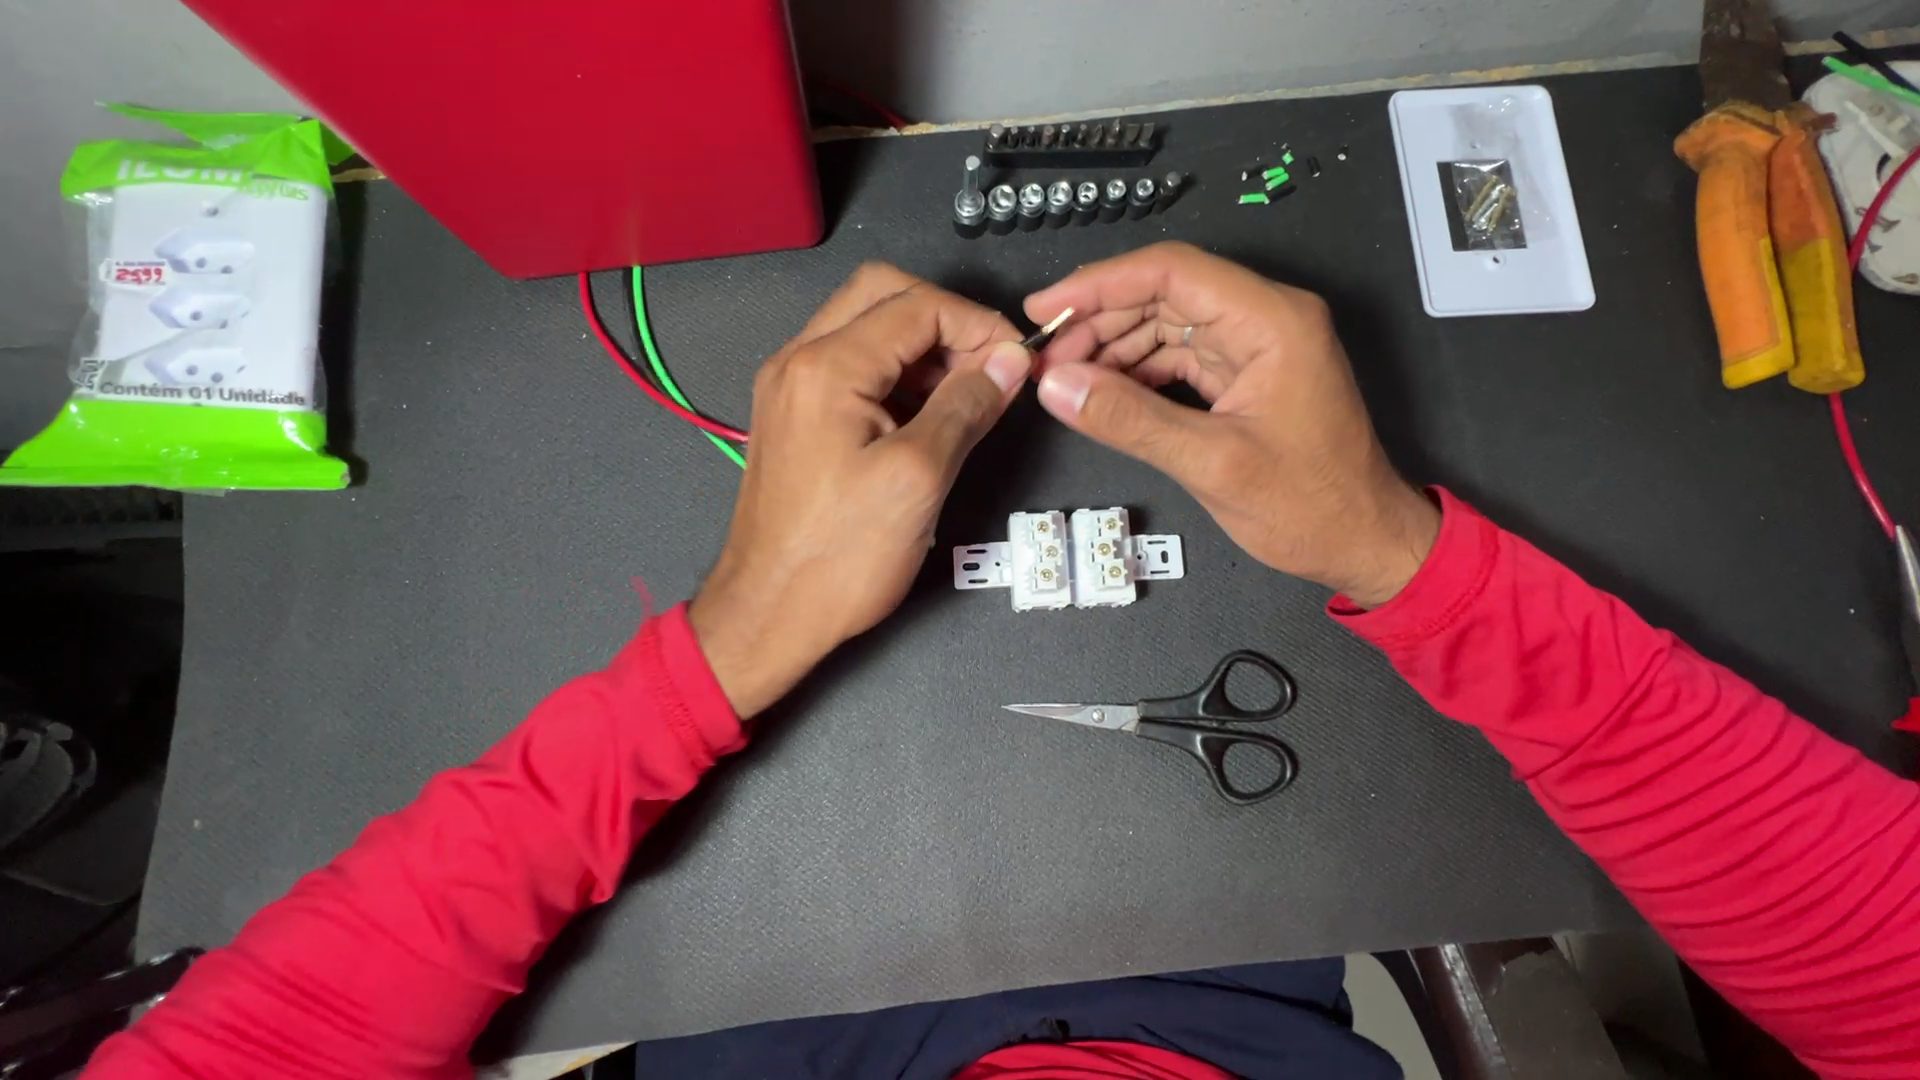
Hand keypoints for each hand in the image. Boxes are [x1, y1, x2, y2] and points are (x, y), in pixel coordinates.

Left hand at [690, 263, 1029, 718]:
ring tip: (967, 395)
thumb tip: (1010, 360)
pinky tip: (929, 415)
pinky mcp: (796, 416)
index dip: (978, 324)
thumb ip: (967, 406)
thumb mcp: (920, 478)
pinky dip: (897, 376)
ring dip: (923, 348)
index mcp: (826, 365)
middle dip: (946, 321)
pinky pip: (853, 368)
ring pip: (868, 328)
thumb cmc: (842, 557)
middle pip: (883, 295)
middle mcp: (798, 360)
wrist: (770, 613)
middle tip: (988, 367)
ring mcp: (792, 387)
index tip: (1017, 362)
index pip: (917, 306)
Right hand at [1024, 242, 1437, 607]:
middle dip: (1098, 320)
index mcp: (1271, 321)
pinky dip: (1135, 371)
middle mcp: (1264, 319)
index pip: (1172, 271)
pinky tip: (1102, 392)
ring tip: (1064, 378)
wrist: (1363, 541)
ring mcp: (1253, 346)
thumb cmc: (1310, 506)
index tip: (1044, 308)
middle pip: (1164, 293)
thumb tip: (1057, 387)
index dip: (1100, 284)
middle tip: (1046, 358)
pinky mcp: (1243, 374)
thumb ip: (1130, 421)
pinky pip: (1176, 355)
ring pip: (1165, 324)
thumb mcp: (1213, 464)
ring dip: (1111, 347)